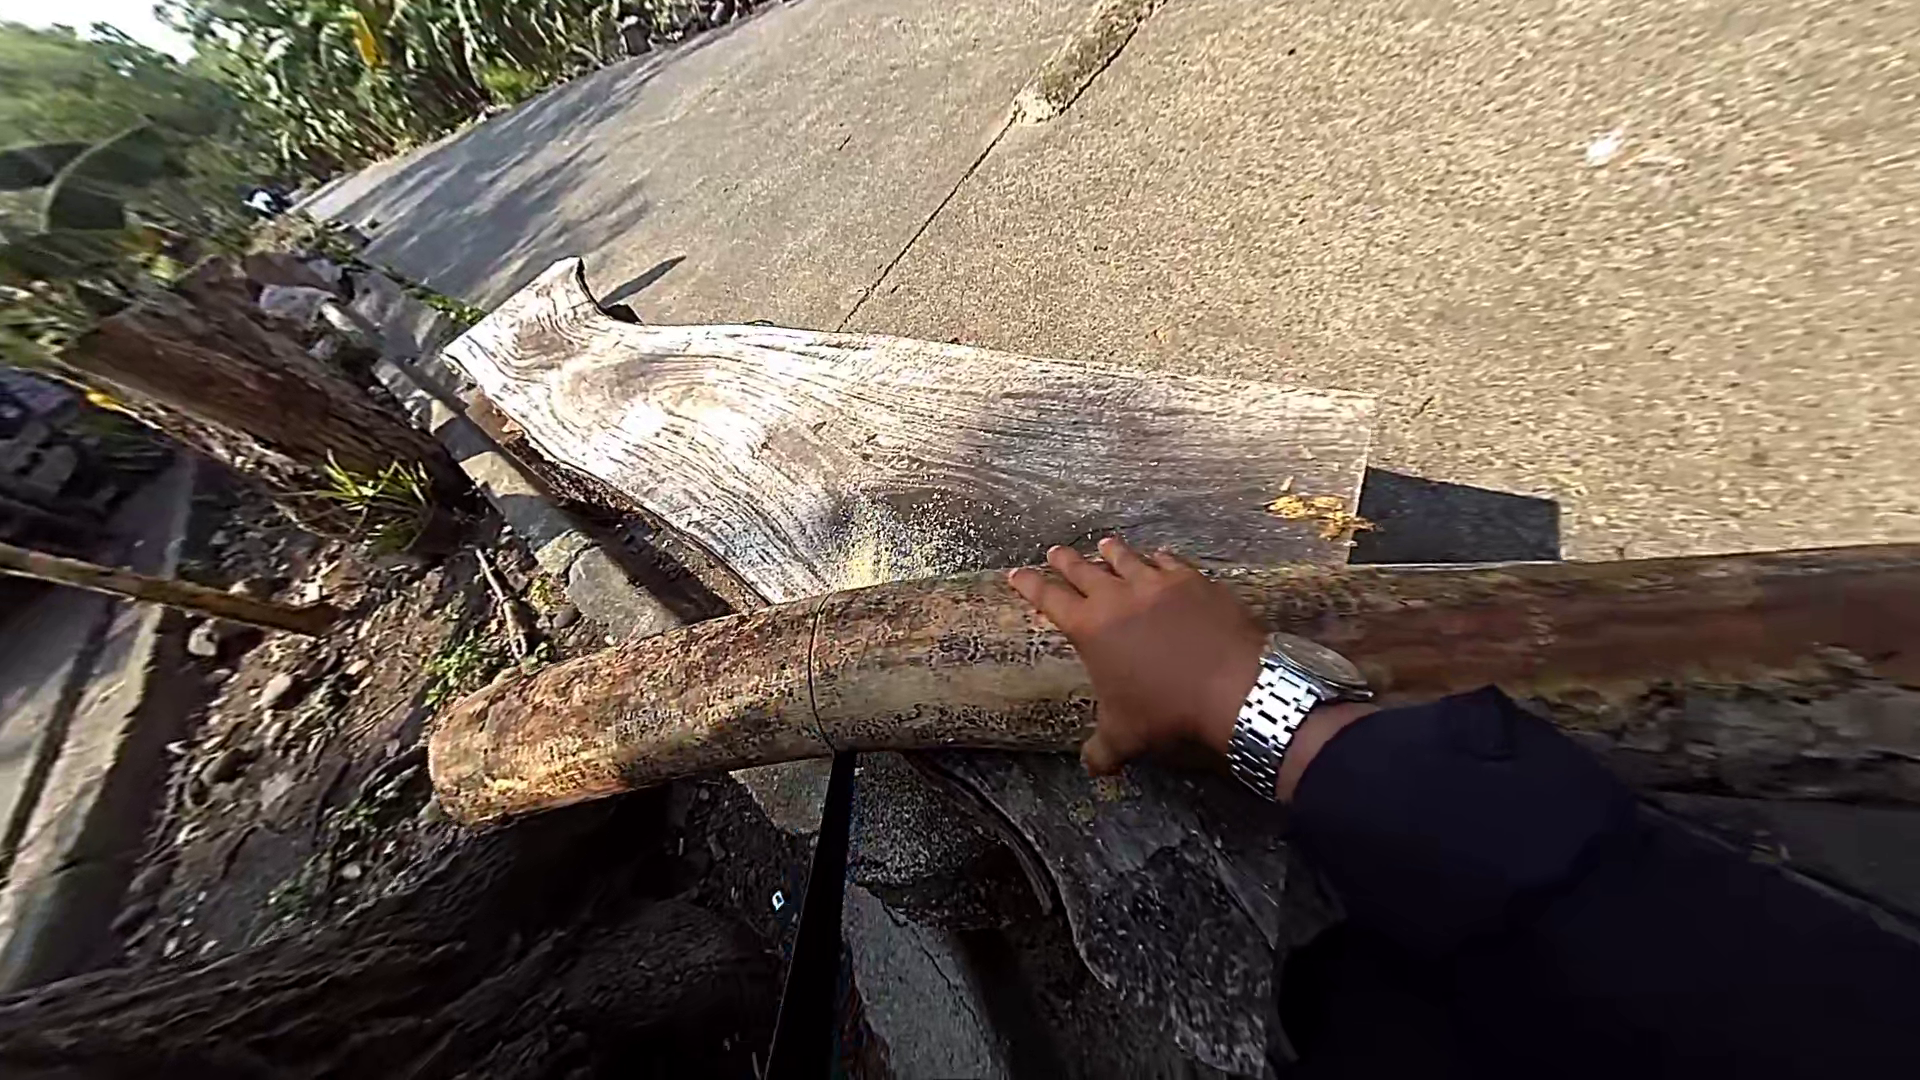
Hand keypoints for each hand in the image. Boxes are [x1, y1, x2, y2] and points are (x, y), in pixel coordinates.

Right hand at [1008, 537, 1267, 774]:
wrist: (1233, 687)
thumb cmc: (1167, 710)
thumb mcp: (1125, 736)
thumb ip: (1101, 750)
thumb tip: (1091, 768)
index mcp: (1090, 627)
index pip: (1048, 598)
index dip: (1029, 584)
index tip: (1016, 573)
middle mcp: (1117, 597)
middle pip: (1082, 570)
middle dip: (1064, 560)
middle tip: (1054, 551)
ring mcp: (1156, 584)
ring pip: (1124, 558)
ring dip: (1110, 551)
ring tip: (1103, 543)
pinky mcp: (1192, 581)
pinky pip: (1168, 562)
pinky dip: (1158, 558)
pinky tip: (1158, 556)